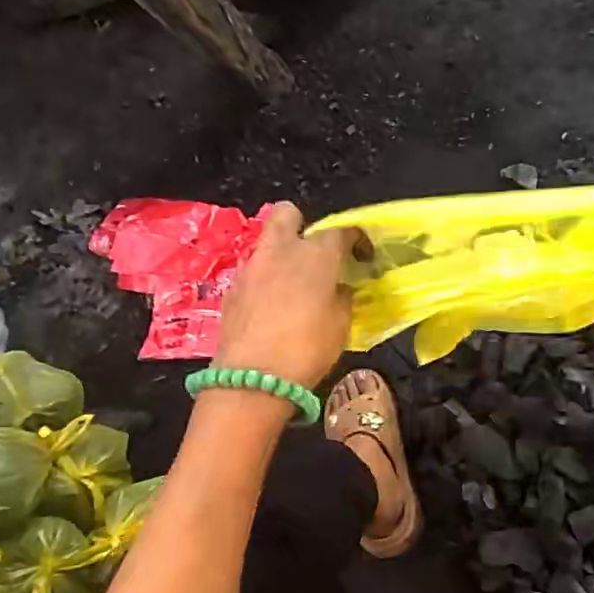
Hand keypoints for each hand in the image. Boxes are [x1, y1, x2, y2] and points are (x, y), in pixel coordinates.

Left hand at [215, 202, 358, 387]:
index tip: (361, 256)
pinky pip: (252, 273)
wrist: (252, 379)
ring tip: (293, 285)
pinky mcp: (232, 290)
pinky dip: (264, 282)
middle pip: (288, 213)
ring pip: (266, 244)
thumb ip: (342, 298)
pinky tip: (271, 307)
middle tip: (314, 253)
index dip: (355, 239)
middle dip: (302, 224)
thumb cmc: (307, 350)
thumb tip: (339, 289)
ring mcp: (251, 268)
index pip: (340, 231)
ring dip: (281, 256)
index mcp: (315, 255)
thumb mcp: (340, 326)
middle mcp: (280, 251)